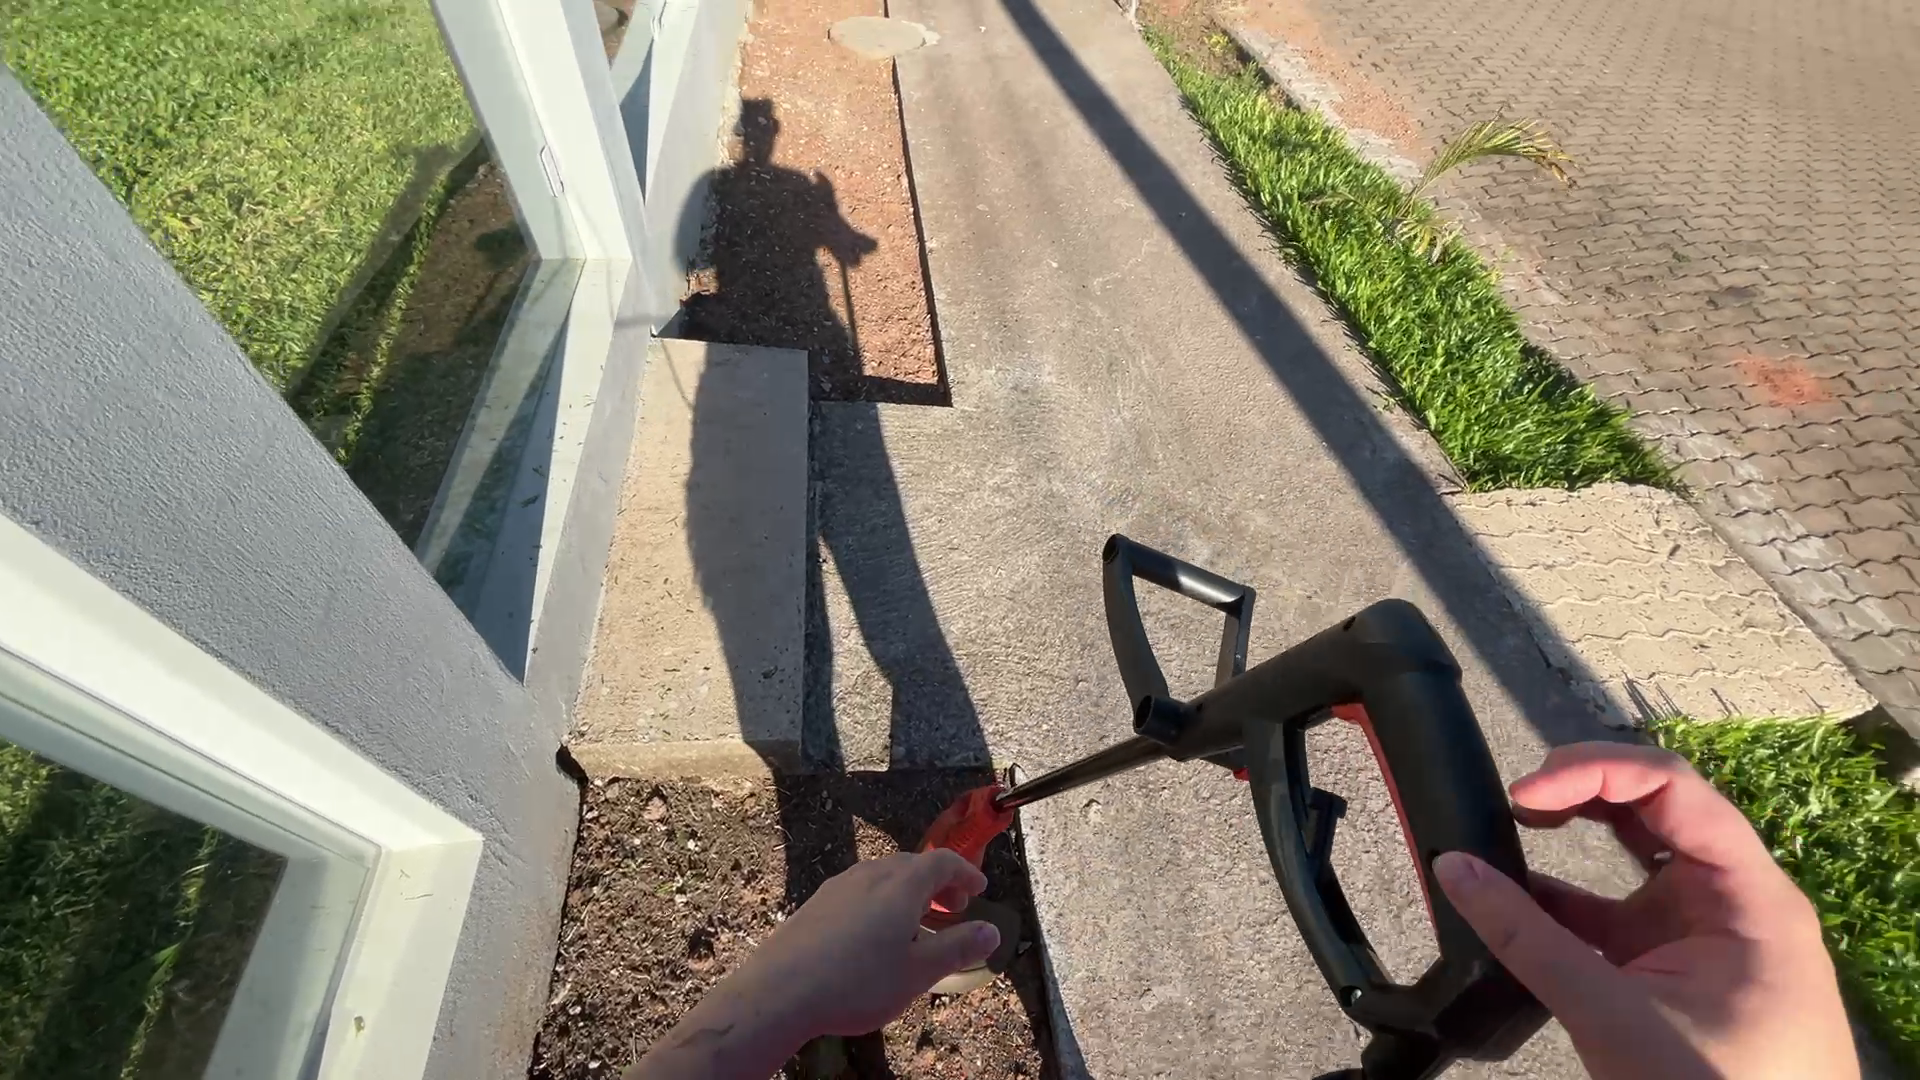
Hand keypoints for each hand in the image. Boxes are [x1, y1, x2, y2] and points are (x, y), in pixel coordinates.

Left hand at [728, 849, 1001, 1035]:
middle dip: (939, 882)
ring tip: (918, 922)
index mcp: (903, 883)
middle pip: (915, 864)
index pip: (943, 861)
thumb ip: (957, 947)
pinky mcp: (820, 899)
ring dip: (911, 890)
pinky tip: (877, 930)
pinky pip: (864, 887)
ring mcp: (843, 882)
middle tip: (954, 908)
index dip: (965, 872)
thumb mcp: (917, 973)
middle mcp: (874, 872)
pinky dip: (885, 897)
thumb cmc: (858, 981)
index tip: (980, 890)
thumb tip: (992, 931)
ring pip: (887, 875)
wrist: (781, 990)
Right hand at [1433, 742, 1855, 1079]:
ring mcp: (1696, 922)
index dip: (1595, 773)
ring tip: (1516, 819)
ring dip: (1572, 820)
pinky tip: (1510, 889)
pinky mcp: (1662, 949)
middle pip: (1655, 801)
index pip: (1673, 790)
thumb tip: (1448, 864)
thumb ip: (1524, 935)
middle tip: (1520, 795)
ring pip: (1631, 840)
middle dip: (1581, 783)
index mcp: (1747, 899)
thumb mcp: (1612, 1012)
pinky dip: (1554, 882)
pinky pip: (1604, 894)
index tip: (1525, 796)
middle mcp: (1728, 896)